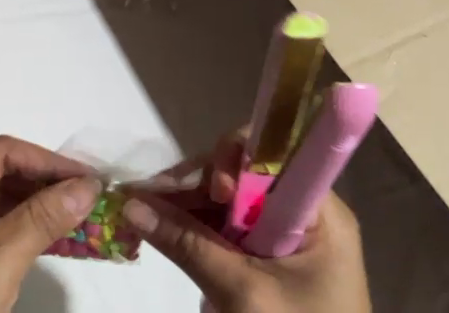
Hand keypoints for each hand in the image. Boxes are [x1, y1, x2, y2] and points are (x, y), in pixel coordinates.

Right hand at [121, 129, 370, 312]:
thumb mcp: (243, 293)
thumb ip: (188, 245)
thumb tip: (129, 204)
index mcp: (318, 211)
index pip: (272, 154)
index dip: (234, 160)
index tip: (213, 192)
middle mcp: (305, 211)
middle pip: (243, 173)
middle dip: (198, 185)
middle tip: (152, 200)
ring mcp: (287, 235)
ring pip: (229, 200)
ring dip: (190, 206)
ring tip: (147, 215)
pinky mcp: (271, 257)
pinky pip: (229, 227)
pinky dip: (198, 228)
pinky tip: (167, 231)